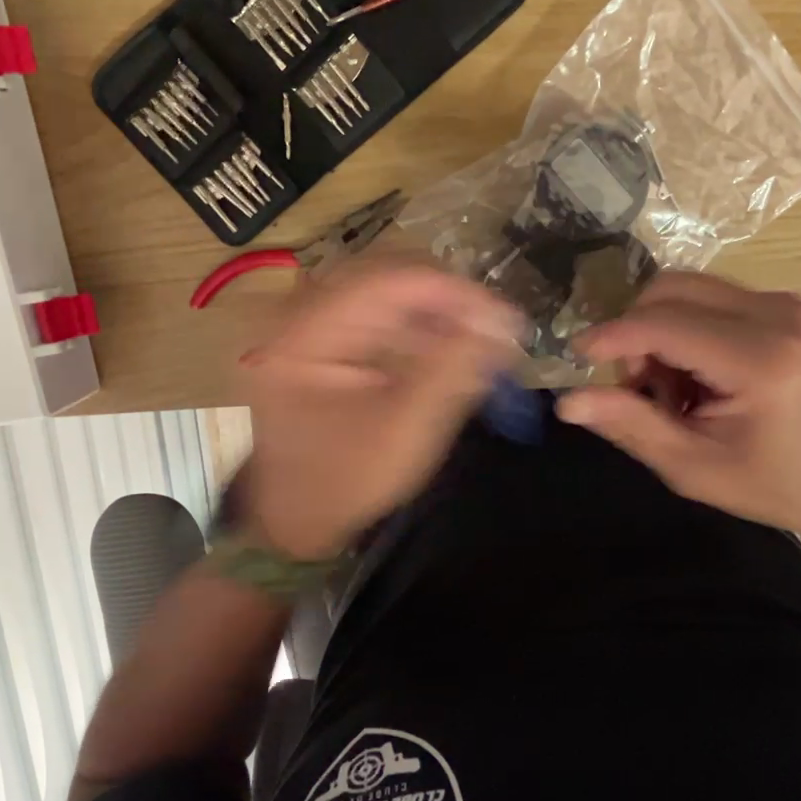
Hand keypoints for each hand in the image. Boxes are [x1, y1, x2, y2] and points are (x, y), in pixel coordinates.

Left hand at [237, 260, 521, 557]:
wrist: (294, 522)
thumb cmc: (343, 484)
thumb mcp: (404, 430)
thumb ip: (453, 371)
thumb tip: (503, 322)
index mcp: (305, 331)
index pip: (389, 281)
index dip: (455, 292)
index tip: (505, 318)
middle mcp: (303, 314)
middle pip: (390, 279)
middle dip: (451, 302)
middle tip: (498, 329)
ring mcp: (314, 326)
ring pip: (391, 296)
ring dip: (441, 316)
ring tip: (485, 343)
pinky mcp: (328, 342)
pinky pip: (383, 319)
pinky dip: (423, 332)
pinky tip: (454, 354)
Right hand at [555, 273, 800, 547]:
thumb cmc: (777, 488)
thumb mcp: (695, 468)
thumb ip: (631, 425)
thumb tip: (567, 401)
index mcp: (761, 359)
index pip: (663, 323)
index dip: (610, 337)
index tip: (574, 359)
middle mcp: (778, 314)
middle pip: (671, 289)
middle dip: (636, 333)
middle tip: (638, 388)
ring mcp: (788, 305)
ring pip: (689, 290)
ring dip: (660, 331)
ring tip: (671, 391)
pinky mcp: (789, 307)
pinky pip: (713, 299)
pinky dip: (687, 330)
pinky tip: (698, 379)